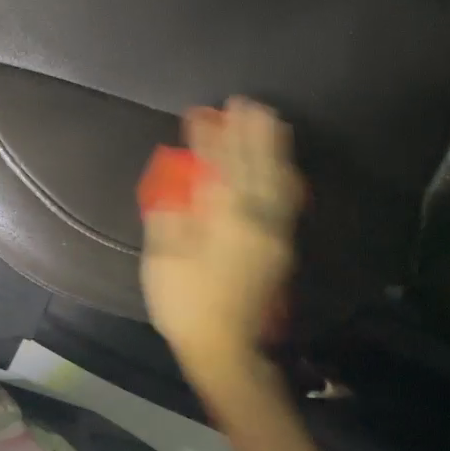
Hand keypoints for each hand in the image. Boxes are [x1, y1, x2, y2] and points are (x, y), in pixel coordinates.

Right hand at [141, 98, 304, 376]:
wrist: (225, 347)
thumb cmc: (186, 303)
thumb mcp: (163, 260)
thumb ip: (171, 218)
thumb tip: (177, 187)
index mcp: (227, 218)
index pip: (219, 166)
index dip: (210, 138)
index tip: (201, 113)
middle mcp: (257, 218)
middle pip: (258, 166)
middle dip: (250, 133)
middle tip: (246, 103)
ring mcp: (274, 233)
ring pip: (279, 180)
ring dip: (273, 149)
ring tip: (269, 122)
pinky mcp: (279, 248)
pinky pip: (286, 199)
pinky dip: (282, 175)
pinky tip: (280, 168)